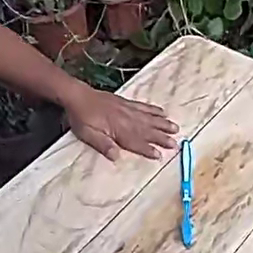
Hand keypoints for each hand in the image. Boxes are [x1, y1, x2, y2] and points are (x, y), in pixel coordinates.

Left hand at [63, 86, 179, 160]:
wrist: (77, 95)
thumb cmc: (81, 117)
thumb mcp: (87, 134)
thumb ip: (103, 145)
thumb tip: (116, 157)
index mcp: (118, 130)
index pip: (136, 142)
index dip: (148, 149)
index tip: (159, 155)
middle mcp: (127, 119)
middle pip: (147, 130)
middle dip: (162, 138)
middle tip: (175, 144)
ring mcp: (128, 109)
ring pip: (149, 118)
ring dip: (163, 124)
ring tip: (176, 128)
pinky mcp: (126, 102)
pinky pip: (144, 107)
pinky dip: (154, 110)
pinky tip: (163, 112)